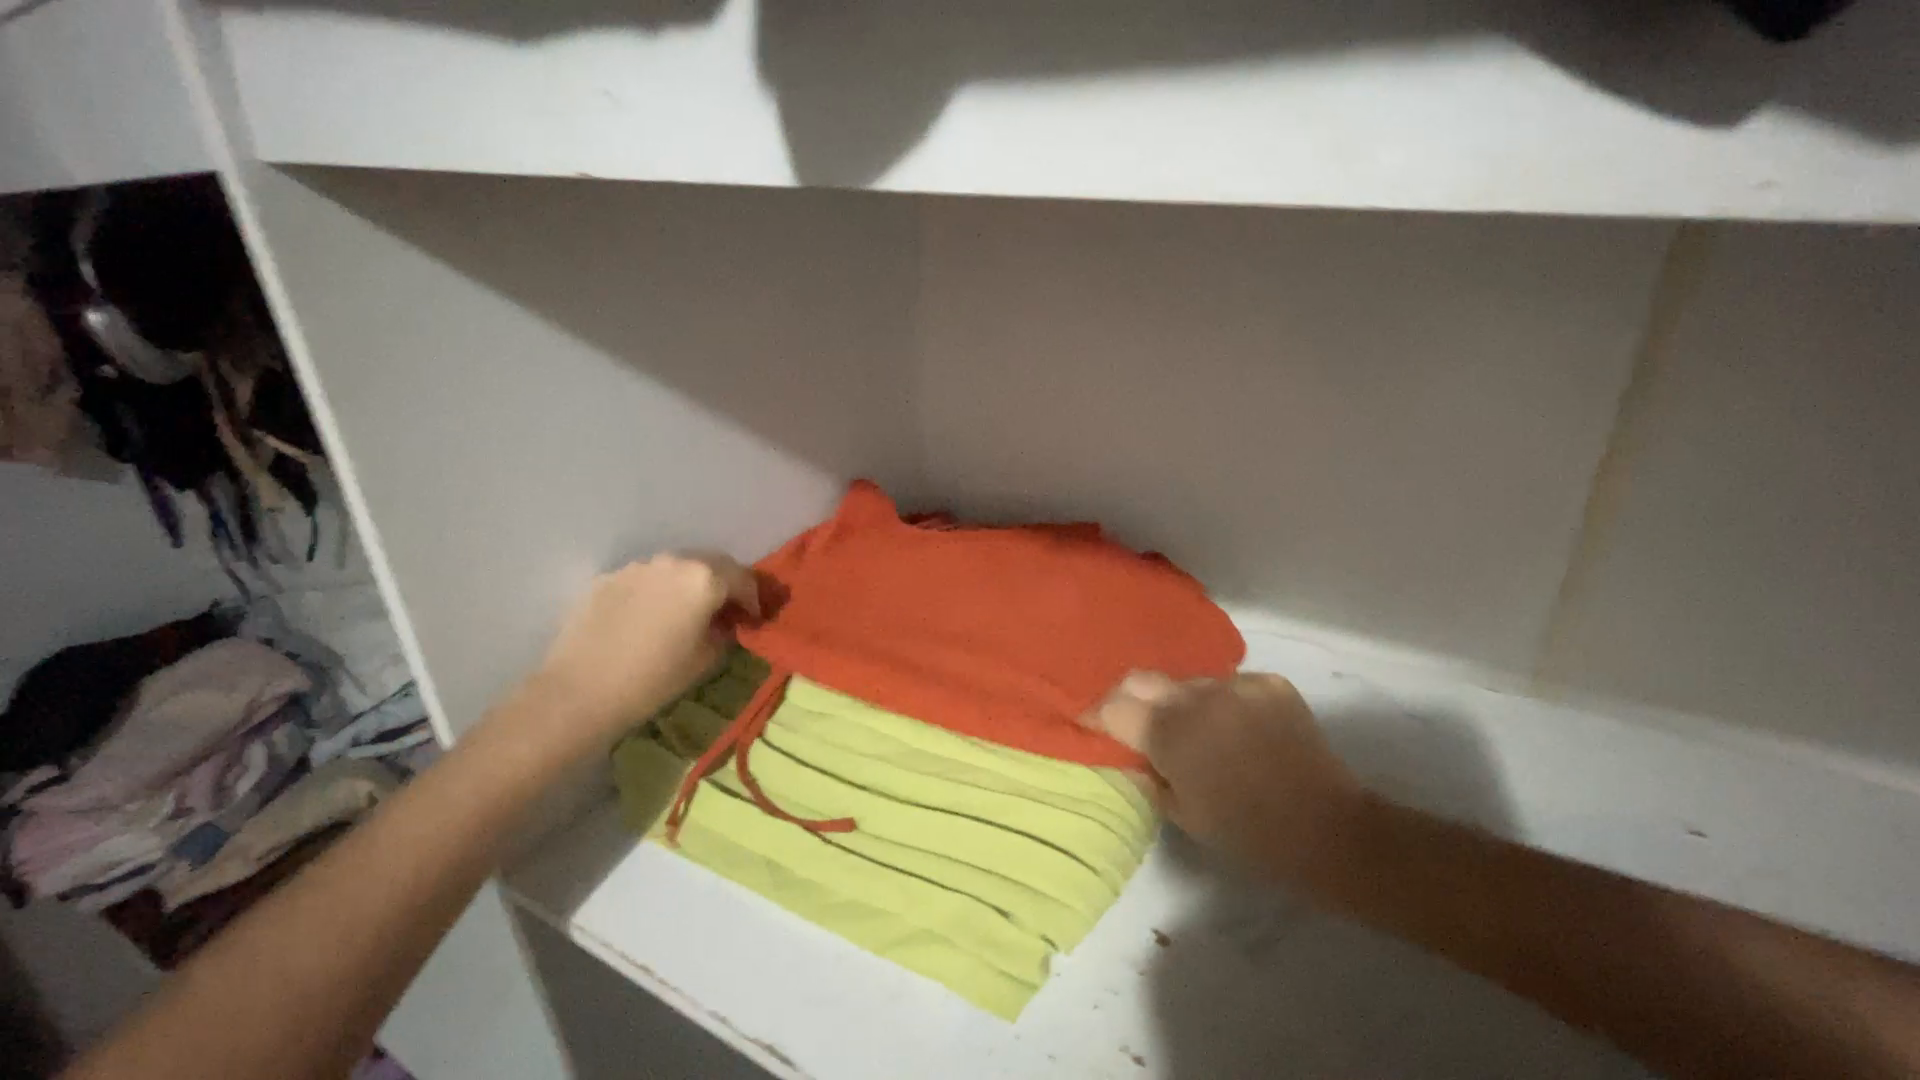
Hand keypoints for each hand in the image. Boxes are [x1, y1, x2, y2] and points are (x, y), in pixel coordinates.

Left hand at [521, 553, 759, 752]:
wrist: (579, 690)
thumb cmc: (653, 679)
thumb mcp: (705, 660)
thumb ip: (725, 632)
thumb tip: (727, 623)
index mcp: (705, 578)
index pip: (744, 579)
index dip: (754, 599)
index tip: (753, 619)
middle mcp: (673, 561)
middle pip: (711, 563)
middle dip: (724, 584)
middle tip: (725, 610)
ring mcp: (636, 566)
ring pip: (675, 568)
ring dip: (688, 585)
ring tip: (685, 613)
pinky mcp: (607, 578)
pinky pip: (644, 580)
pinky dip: (655, 592)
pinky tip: (647, 619)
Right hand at [1084, 671, 1368, 882]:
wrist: (1327, 828)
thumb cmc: (1247, 833)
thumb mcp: (1181, 814)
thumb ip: (1146, 774)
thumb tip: (1127, 752)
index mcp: (1171, 733)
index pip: (1113, 706)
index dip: (1095, 716)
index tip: (1089, 726)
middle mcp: (1198, 697)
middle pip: (1142, 679)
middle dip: (1127, 697)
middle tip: (1128, 721)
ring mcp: (1237, 685)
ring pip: (1187, 682)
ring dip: (1178, 701)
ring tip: (1191, 730)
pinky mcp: (1269, 682)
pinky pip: (1228, 685)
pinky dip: (1220, 703)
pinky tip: (1233, 730)